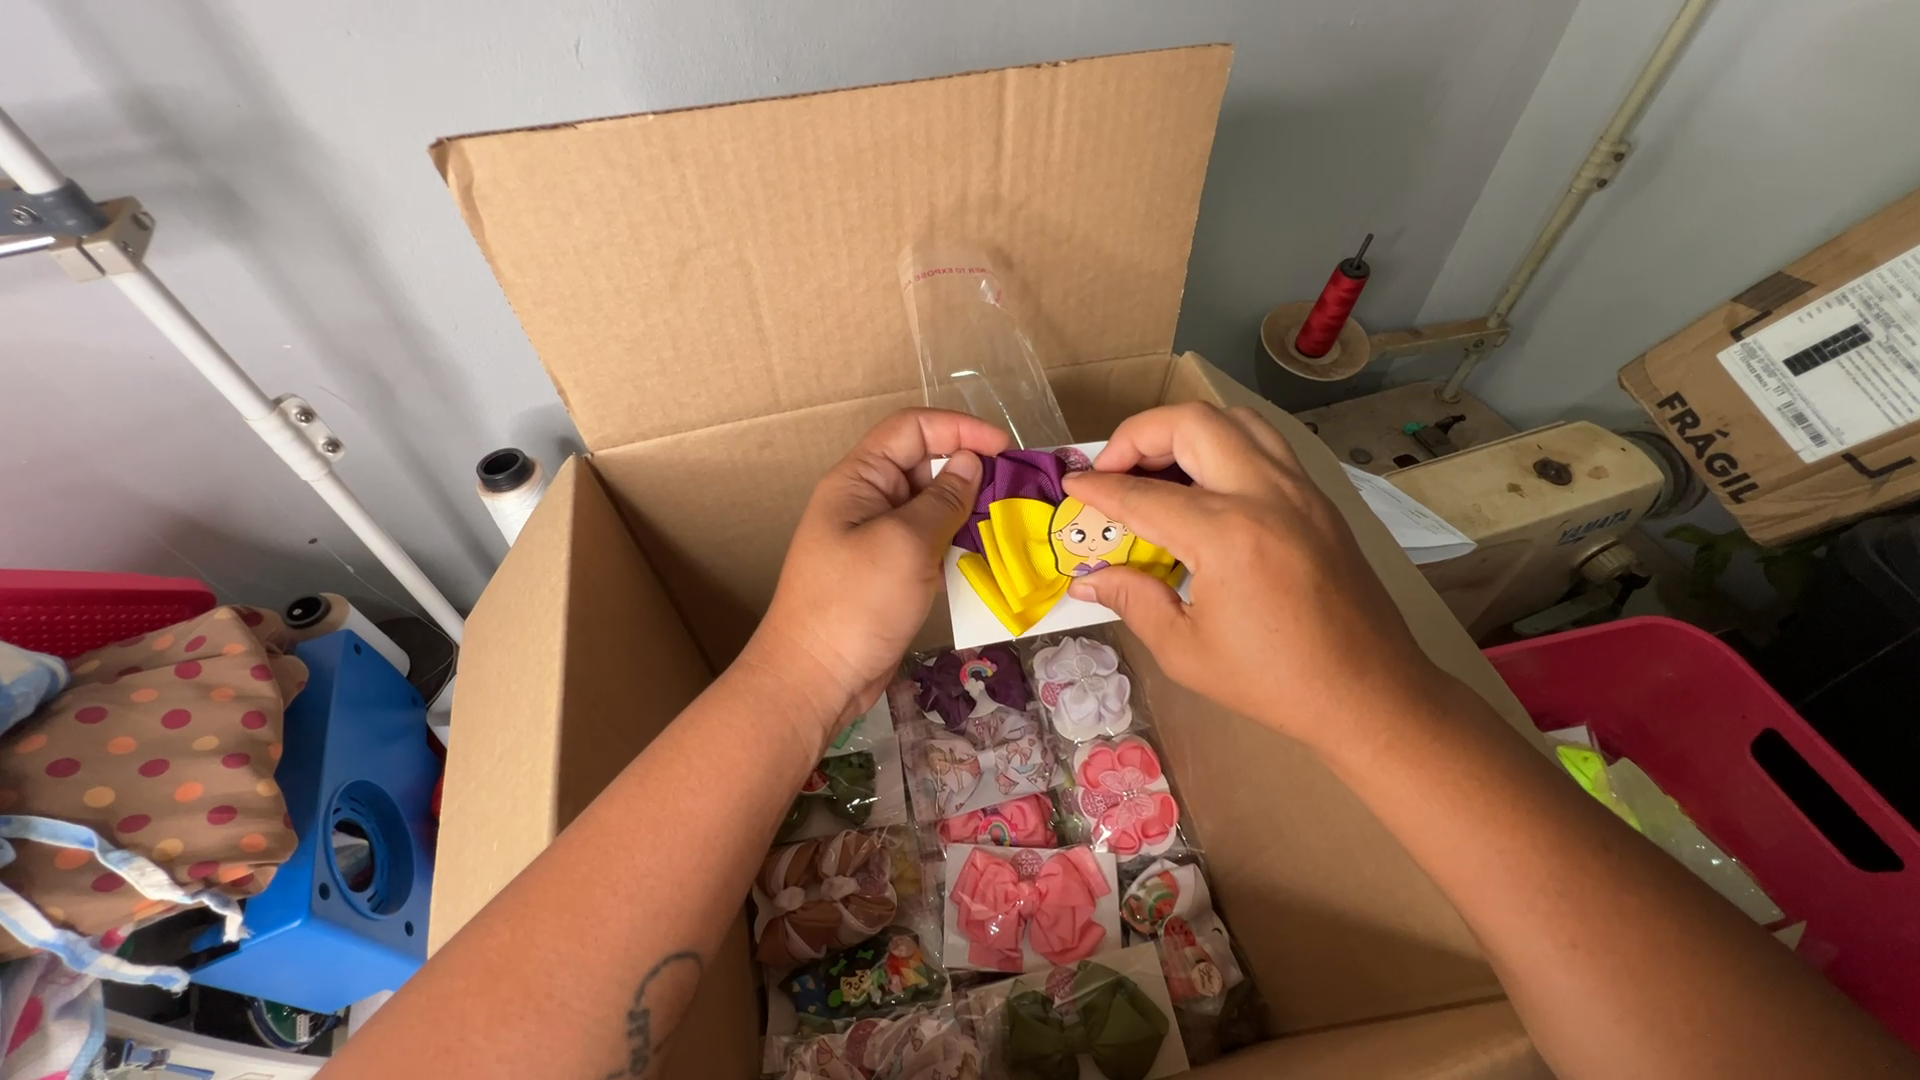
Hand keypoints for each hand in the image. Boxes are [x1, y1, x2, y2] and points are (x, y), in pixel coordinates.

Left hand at [747, 408, 1011, 746]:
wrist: (817, 677)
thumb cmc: (855, 603)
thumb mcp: (905, 543)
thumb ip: (942, 500)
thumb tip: (970, 463)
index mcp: (860, 479)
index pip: (912, 428)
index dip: (959, 427)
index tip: (1005, 446)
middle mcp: (868, 500)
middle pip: (925, 464)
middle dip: (971, 469)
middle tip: (1017, 490)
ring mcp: (879, 537)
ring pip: (932, 506)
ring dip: (969, 509)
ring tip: (1012, 522)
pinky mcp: (891, 571)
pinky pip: (931, 542)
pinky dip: (959, 542)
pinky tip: (989, 555)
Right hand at [1062, 403, 1446, 749]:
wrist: (1369, 693)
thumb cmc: (1271, 681)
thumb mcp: (1185, 650)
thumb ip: (1132, 600)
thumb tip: (1086, 578)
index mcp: (1226, 536)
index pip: (1143, 495)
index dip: (1098, 489)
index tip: (1071, 486)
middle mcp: (1265, 495)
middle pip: (1191, 423)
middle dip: (1137, 434)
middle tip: (1113, 469)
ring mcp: (1299, 491)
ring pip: (1235, 420)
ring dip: (1185, 431)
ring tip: (1157, 467)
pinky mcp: (1318, 500)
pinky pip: (1265, 445)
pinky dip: (1223, 446)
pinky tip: (1205, 487)